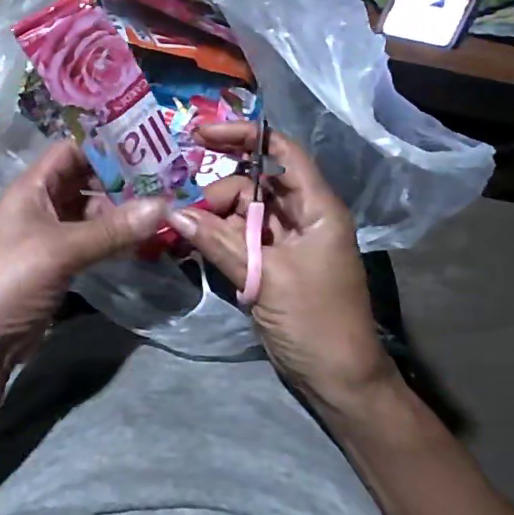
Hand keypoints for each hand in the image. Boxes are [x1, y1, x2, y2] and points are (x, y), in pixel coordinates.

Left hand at [0, 141, 168, 402]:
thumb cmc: (8, 280)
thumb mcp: (59, 250)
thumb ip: (111, 229)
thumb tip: (165, 205)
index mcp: (31, 188)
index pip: (71, 151)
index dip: (106, 145)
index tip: (151, 144)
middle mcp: (41, 207)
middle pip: (86, 182)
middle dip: (123, 181)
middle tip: (171, 181)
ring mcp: (50, 239)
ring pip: (92, 216)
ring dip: (124, 214)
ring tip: (168, 210)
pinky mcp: (59, 268)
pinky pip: (92, 245)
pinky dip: (116, 242)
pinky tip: (146, 243)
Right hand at [166, 123, 395, 405]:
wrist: (339, 380)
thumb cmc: (316, 322)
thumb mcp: (266, 279)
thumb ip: (219, 242)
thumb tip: (174, 213)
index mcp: (317, 209)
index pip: (282, 154)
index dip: (244, 136)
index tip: (201, 134)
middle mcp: (302, 217)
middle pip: (253, 183)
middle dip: (219, 192)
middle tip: (189, 214)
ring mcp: (286, 241)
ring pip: (242, 211)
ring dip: (214, 217)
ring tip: (188, 234)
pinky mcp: (271, 263)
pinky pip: (239, 237)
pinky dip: (217, 236)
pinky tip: (194, 242)